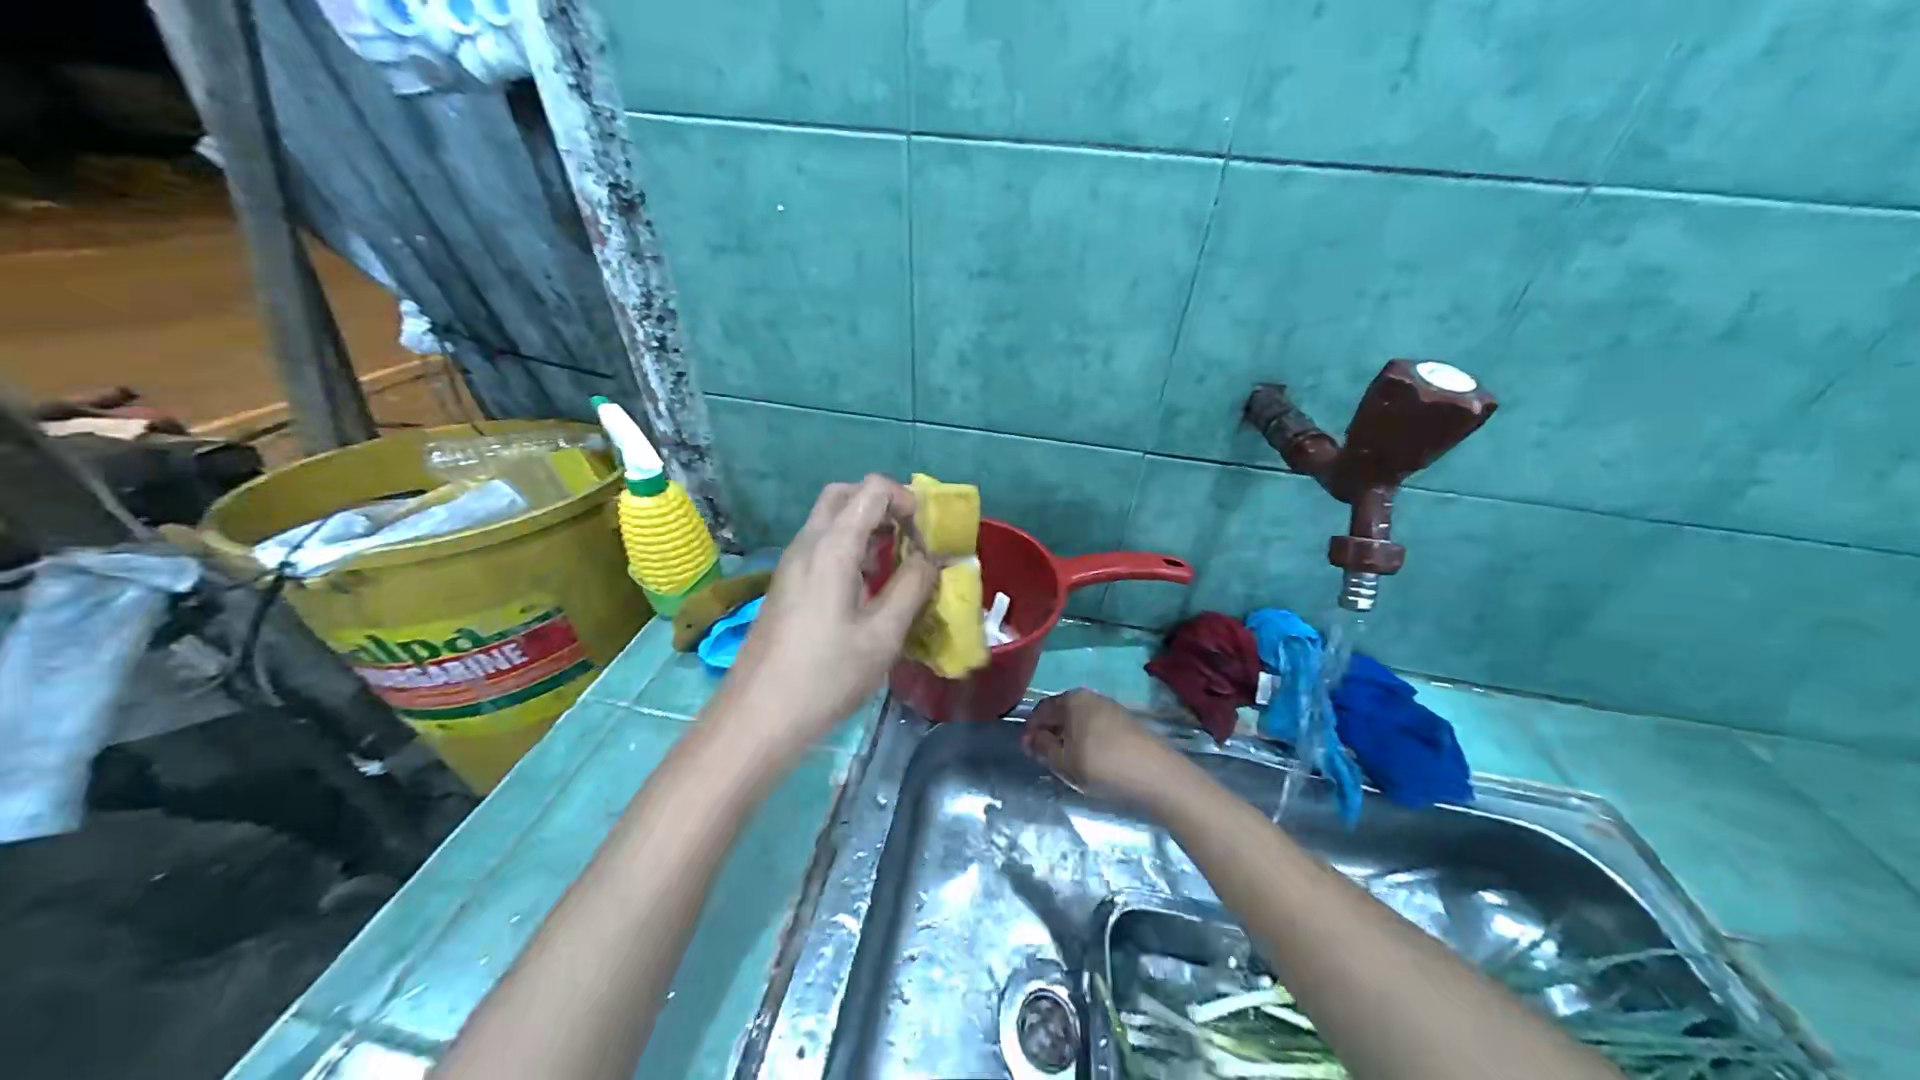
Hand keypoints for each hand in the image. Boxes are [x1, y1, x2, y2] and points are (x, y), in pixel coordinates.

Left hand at [722, 476, 936, 751]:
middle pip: (846, 495)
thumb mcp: (882, 635)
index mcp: (831, 547)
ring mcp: (791, 563)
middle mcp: (807, 544)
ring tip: (896, 566)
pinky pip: (821, 545)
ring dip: (867, 527)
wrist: (758, 716)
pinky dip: (849, 547)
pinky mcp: (786, 584)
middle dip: (884, 505)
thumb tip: (934, 557)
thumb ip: (913, 587)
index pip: (872, 489)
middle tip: (911, 539)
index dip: (907, 500)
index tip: (927, 536)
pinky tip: (867, 588)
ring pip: (831, 520)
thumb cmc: (826, 676)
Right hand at [1022, 689, 1188, 804]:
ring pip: (1081, 721)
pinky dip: (1088, 741)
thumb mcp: (1063, 762)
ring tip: (1069, 762)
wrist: (1157, 776)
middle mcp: (1091, 697)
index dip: (1031, 730)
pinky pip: (1097, 728)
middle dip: (1051, 733)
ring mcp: (1112, 708)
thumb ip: (1042, 748)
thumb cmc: (1102, 766)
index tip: (1028, 751)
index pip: (1041, 710)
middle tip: (1046, 758)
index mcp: (1071, 699)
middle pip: (1062, 713)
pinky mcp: (1128, 723)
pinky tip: (1092, 761)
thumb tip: (1032, 738)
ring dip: (1070, 738)